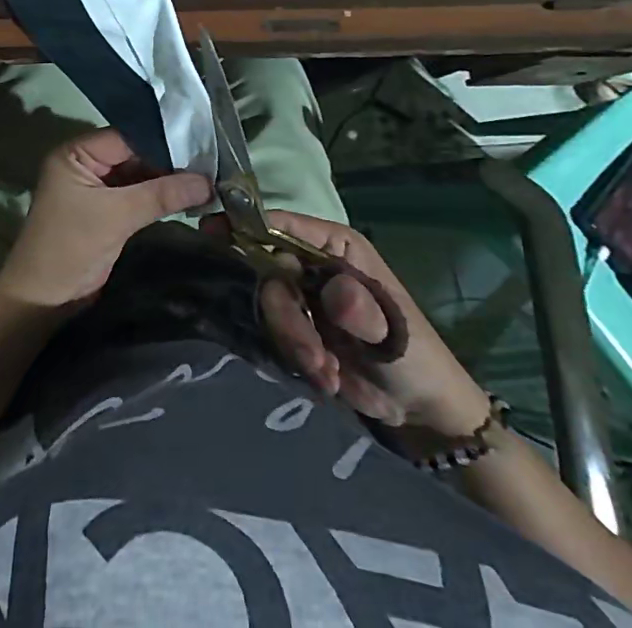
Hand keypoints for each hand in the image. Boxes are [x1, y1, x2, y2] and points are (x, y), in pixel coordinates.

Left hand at [0, 129, 212, 310]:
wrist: (46, 298)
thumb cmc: (71, 247)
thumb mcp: (117, 216)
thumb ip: (161, 194)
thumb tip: (208, 181)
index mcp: (75, 154)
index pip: (126, 137)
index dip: (163, 141)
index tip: (203, 145)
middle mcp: (84, 165)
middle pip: (134, 154)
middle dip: (170, 162)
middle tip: (212, 165)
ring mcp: (95, 189)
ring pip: (139, 176)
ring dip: (168, 182)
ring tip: (209, 180)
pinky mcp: (106, 212)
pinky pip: (138, 196)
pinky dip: (160, 198)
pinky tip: (190, 199)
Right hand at [255, 210, 489, 435]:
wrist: (417, 406)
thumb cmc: (416, 355)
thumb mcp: (394, 334)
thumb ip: (362, 311)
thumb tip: (334, 291)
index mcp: (337, 248)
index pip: (285, 226)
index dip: (248, 225)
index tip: (213, 229)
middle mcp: (314, 264)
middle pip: (270, 274)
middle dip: (286, 319)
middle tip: (313, 358)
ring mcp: (302, 296)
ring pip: (271, 307)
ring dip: (294, 343)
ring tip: (327, 375)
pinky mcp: (295, 326)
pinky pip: (276, 332)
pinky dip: (296, 357)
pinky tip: (325, 378)